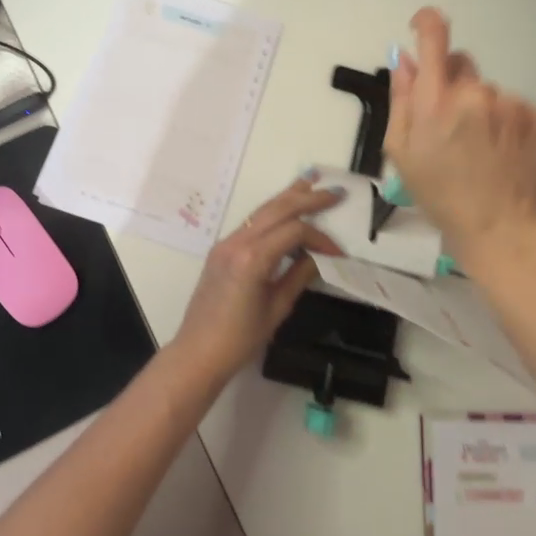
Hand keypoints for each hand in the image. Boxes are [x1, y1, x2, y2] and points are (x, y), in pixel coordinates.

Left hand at [172, 177, 343, 383]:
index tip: (338, 253)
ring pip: (261, 211)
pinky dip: (272, 214)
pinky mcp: (221, 250)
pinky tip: (285, 211)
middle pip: (276, 209)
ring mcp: (226, 243)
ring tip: (310, 182)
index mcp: (252, 258)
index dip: (320, 239)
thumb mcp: (277, 309)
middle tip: (333, 191)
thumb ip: (298, 277)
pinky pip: (250, 224)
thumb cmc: (239, 339)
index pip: (294, 232)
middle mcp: (237, 242)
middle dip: (306, 197)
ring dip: (287, 197)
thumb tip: (318, 258)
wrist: (197, 352)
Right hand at [386, 7, 535, 276]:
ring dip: (477, 106)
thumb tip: (404, 60)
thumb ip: (401, 100)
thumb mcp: (401, 152)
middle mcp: (474, 92)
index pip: (434, 36)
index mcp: (436, 99)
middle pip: (459, 65)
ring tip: (476, 147)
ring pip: (485, 89)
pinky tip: (497, 149)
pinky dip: (501, 119)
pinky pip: (510, 104)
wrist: (500, 228)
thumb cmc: (440, 195)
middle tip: (446, 123)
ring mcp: (509, 103)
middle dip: (448, 83)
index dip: (426, 22)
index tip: (421, 27)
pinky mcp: (534, 116)